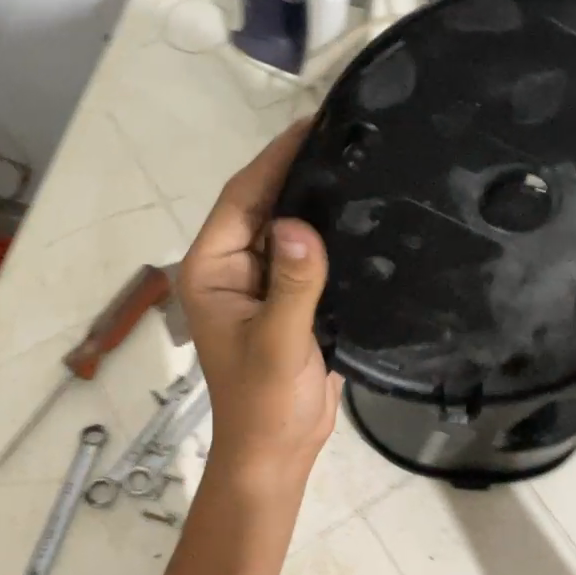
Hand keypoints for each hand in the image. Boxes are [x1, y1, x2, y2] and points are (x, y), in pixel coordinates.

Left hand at [178, 122, 342, 494]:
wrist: (277, 450)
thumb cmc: (263, 403)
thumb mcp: (276, 343)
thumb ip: (290, 285)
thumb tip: (298, 224)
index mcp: (213, 270)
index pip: (241, 199)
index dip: (273, 160)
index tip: (312, 124)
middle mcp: (233, 268)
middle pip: (265, 206)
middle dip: (298, 172)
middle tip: (347, 136)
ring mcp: (262, 284)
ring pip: (288, 229)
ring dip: (316, 201)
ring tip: (360, 164)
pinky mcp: (291, 300)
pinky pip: (308, 256)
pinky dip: (329, 235)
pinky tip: (362, 215)